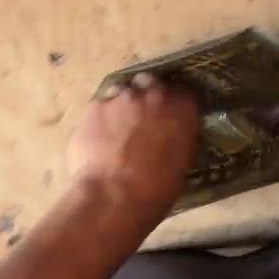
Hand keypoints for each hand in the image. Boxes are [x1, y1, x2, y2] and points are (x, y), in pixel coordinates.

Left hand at [67, 73, 199, 221]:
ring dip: (121, 104)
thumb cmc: (157, 189)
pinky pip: (99, 106)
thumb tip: (170, 134)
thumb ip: (177, 138)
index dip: (171, 104)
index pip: (180, 93)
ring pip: (121, 90)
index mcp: (183, 109)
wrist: (115, 196)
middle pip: (149, 82)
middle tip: (139, 117)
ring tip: (115, 127)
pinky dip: (100, 118)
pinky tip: (97, 137)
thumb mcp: (181, 162)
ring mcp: (123, 97)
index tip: (166, 115)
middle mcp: (154, 94)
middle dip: (144, 95)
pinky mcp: (95, 106)